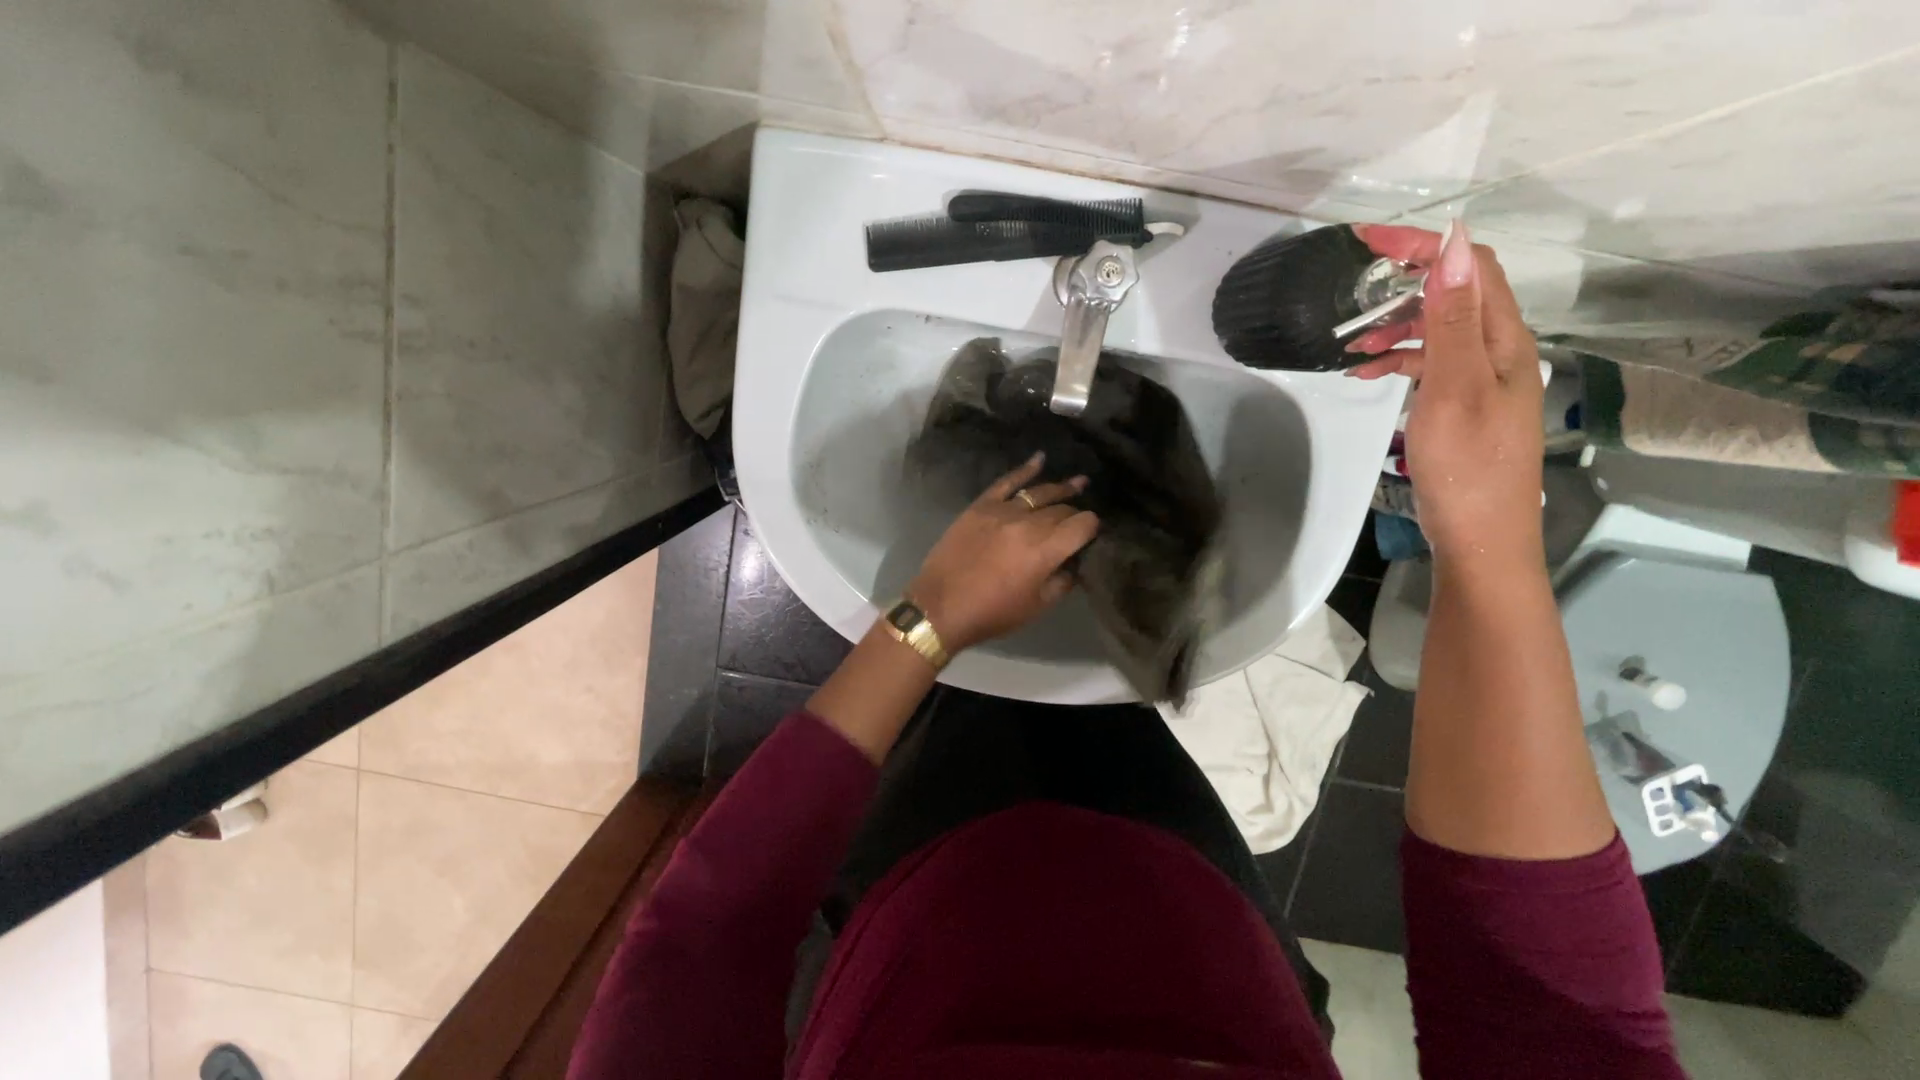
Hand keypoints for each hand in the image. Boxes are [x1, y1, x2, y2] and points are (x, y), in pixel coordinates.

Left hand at [906, 454, 1100, 651]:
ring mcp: (1002, 511)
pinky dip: (1024, 469)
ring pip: (1039, 493)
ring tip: (1079, 482)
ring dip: (1062, 487)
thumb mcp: (1038, 606)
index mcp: (1046, 549)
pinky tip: (1040, 459)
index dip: (1093, 528)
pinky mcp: (980, 506)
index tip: (1094, 534)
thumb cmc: (992, 613)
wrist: (940, 607)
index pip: (1083, 525)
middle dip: (1076, 514)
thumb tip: (1075, 563)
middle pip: (1062, 509)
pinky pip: (1006, 482)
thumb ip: (1063, 581)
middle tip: (1081, 521)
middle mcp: (1028, 523)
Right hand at [1344, 221, 1545, 564]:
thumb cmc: (1467, 467)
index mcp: (1504, 340)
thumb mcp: (1453, 389)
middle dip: (1403, 284)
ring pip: (1438, 330)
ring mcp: (1483, 380)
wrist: (1481, 541)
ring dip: (1396, 326)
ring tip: (1351, 347)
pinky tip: (1368, 376)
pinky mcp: (1464, 406)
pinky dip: (1400, 362)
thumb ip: (1450, 320)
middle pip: (1455, 294)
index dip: (1423, 246)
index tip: (1366, 244)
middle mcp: (1500, 351)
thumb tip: (1452, 245)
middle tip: (1351, 293)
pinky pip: (1431, 365)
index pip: (1470, 267)